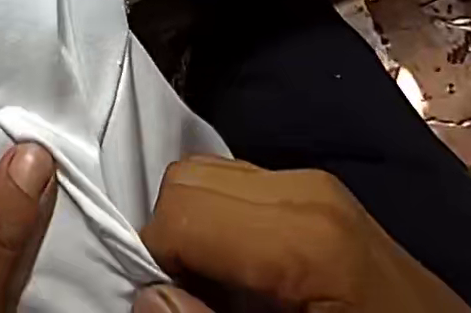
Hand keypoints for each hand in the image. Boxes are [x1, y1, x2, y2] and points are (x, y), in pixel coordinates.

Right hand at [134, 156, 470, 312]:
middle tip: (199, 301)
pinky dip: (221, 219)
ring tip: (227, 291)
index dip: (161, 262)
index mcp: (307, 238)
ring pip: (203, 172)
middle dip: (174, 239)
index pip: (181, 213)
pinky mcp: (321, 193)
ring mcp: (316, 185)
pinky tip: (252, 273)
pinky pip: (235, 181)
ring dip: (195, 226)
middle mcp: (307, 190)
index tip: (176, 307)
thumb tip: (149, 297)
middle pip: (185, 182)